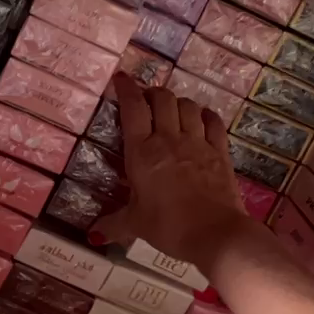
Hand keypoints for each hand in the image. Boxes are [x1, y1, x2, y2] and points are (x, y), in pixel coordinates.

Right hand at [92, 74, 255, 271]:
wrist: (215, 234)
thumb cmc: (168, 227)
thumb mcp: (136, 225)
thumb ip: (114, 224)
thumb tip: (93, 235)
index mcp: (142, 152)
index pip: (133, 108)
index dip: (126, 88)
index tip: (121, 78)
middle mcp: (169, 139)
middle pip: (162, 99)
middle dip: (152, 93)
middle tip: (146, 99)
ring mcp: (198, 143)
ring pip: (188, 106)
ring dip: (178, 102)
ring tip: (172, 109)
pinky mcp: (220, 152)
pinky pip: (214, 123)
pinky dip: (206, 115)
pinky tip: (202, 118)